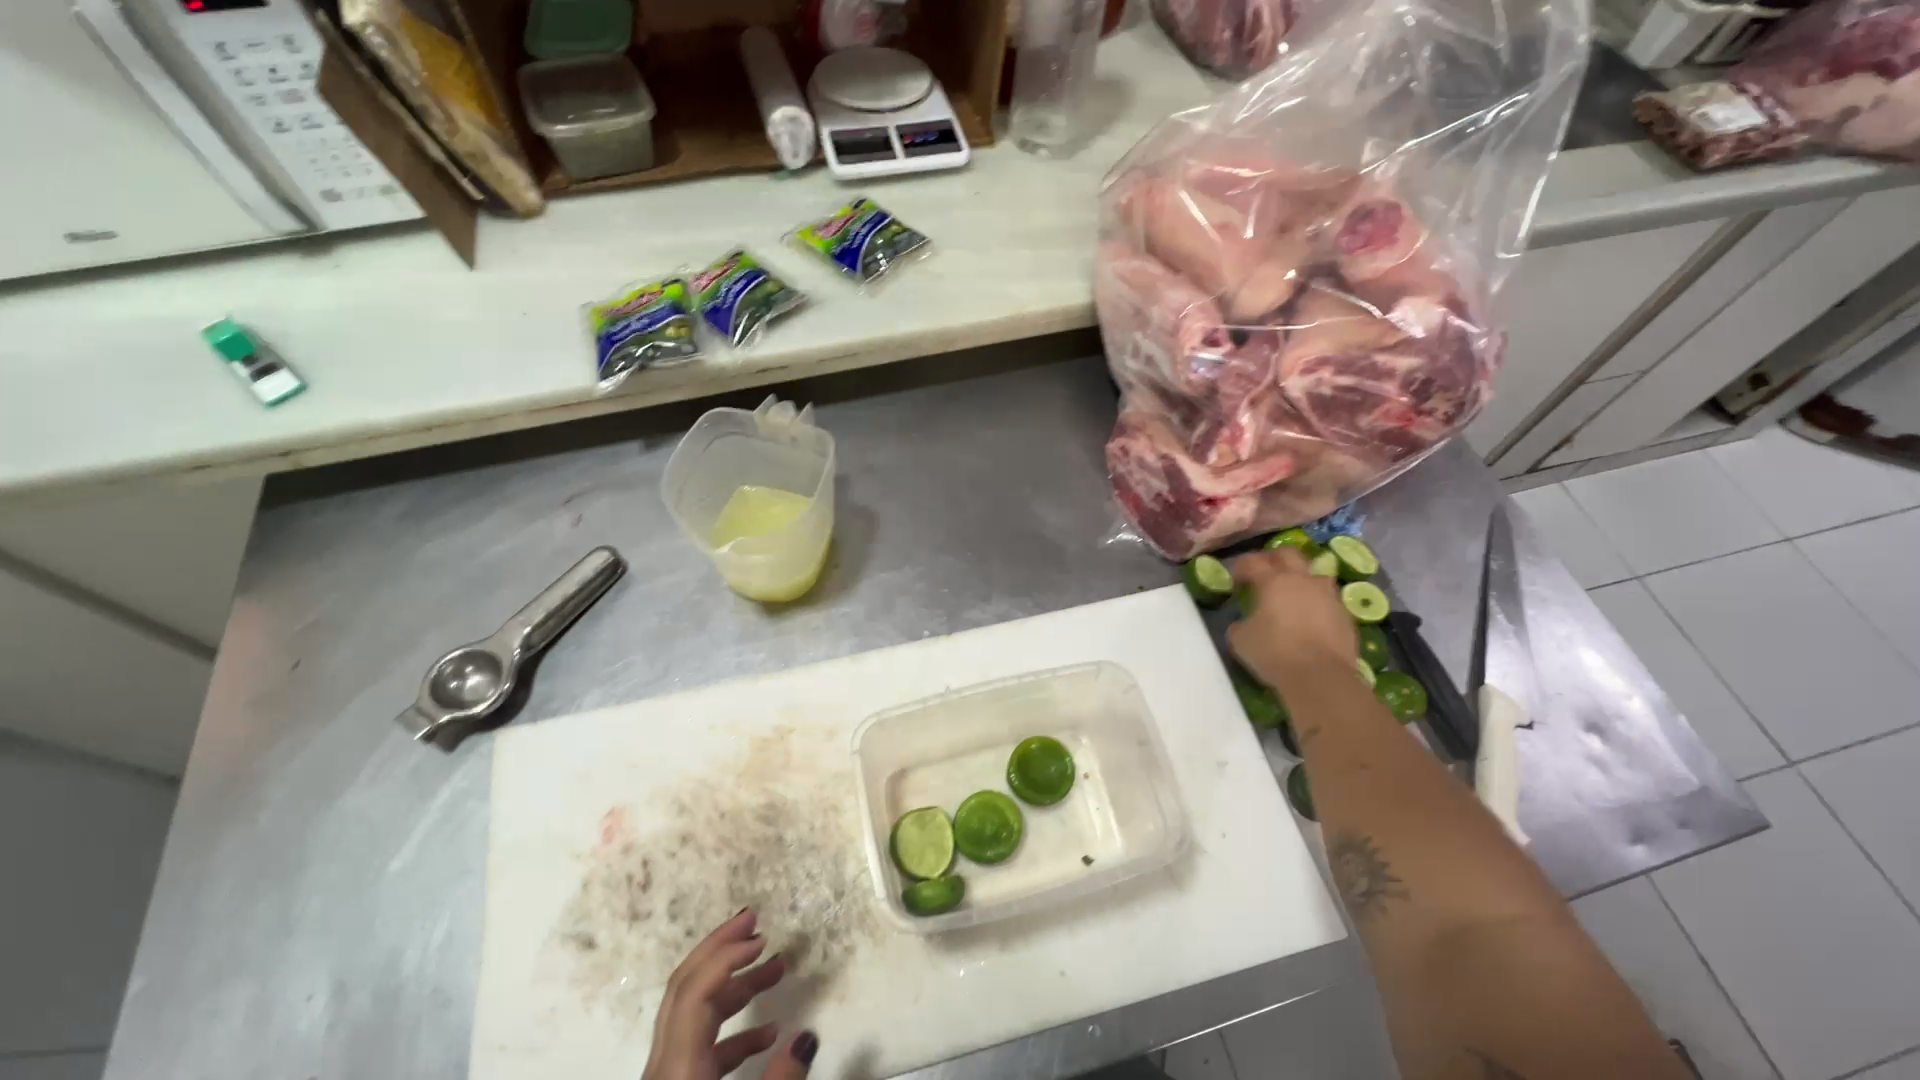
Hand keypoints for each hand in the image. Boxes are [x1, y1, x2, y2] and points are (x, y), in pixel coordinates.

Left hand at [641, 908, 817, 1079]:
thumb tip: (807, 1036)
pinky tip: (768, 1031)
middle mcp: (664, 1063)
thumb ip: (779, 1078)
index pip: (694, 993)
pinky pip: (701, 1044)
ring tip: (775, 968)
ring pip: (694, 1013)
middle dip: (719, 949)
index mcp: (677, 1067)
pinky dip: (733, 1029)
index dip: (726, 959)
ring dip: (734, 986)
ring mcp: (668, 1074)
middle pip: (684, 988)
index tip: (763, 937)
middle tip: (753, 918)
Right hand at [1227, 547, 1356, 687]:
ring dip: (1301, 577)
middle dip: (1273, 558)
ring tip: (1293, 593)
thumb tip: (1243, 623)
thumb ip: (1239, 624)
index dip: (1240, 567)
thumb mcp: (1240, 640)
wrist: (1320, 676)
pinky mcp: (1345, 614)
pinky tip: (1310, 619)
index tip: (1234, 580)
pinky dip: (1316, 602)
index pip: (1252, 562)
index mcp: (1273, 581)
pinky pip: (1328, 599)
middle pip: (1289, 554)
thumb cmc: (1274, 653)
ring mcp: (1328, 595)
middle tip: (1264, 572)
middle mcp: (1303, 580)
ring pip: (1315, 573)